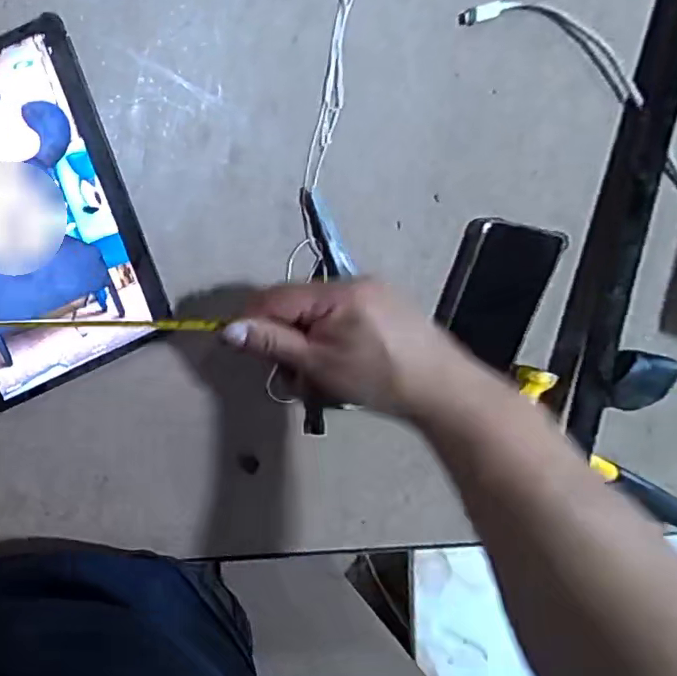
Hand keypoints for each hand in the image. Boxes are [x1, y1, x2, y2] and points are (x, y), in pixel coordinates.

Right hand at [220, 278, 485, 419]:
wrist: (448, 393)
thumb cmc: (380, 379)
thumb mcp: (317, 364)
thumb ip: (271, 343)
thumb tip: (227, 330)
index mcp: (336, 293)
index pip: (273, 298)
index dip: (250, 322)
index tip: (241, 351)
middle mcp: (353, 282)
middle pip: (292, 303)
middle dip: (280, 336)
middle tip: (289, 372)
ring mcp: (372, 292)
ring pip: (313, 311)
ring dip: (302, 339)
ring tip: (316, 373)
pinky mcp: (384, 306)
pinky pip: (337, 314)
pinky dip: (325, 336)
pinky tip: (337, 361)